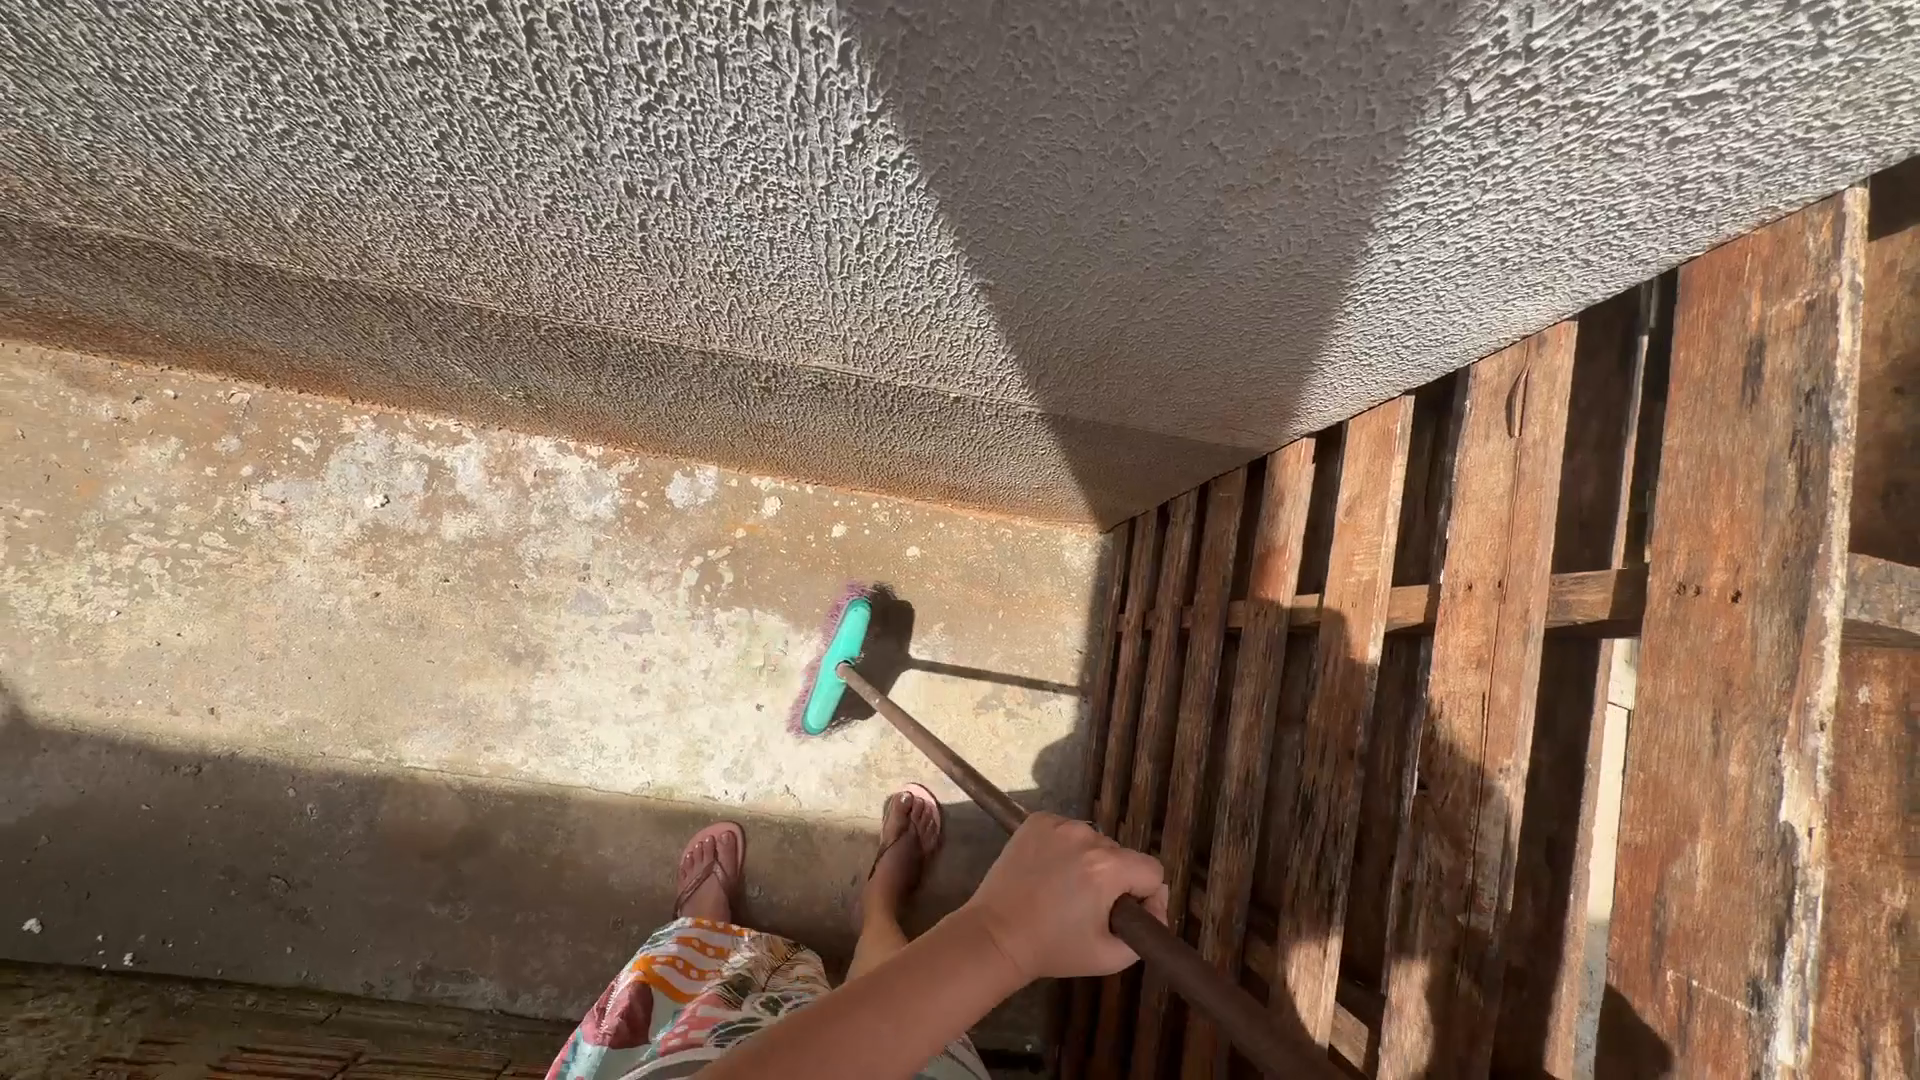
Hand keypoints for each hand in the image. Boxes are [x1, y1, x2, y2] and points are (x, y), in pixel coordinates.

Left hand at [960, 813, 1168, 982]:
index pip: (1152, 870)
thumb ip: (1145, 931)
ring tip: (1066, 889)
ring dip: (1090, 861)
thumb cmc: (1054, 948)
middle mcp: (1085, 836)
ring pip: (1094, 841)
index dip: (1147, 896)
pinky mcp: (1037, 820)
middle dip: (1115, 879)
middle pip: (1121, 855)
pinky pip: (1067, 830)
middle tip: (1090, 906)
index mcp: (1107, 867)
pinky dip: (1065, 848)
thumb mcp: (1111, 955)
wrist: (997, 934)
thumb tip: (1154, 906)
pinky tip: (1049, 871)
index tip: (1126, 912)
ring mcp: (1058, 824)